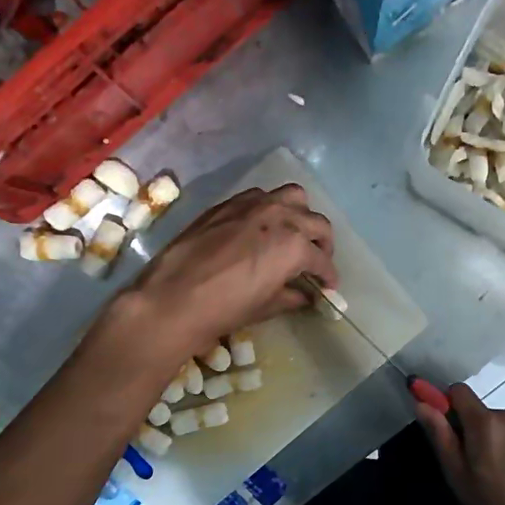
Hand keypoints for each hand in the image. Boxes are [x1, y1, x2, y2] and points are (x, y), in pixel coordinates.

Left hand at [111, 184, 337, 356]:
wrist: (175, 297)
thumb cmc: (228, 307)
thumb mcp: (269, 305)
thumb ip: (294, 295)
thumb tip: (307, 296)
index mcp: (296, 246)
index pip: (323, 261)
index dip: (329, 277)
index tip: (328, 287)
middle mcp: (281, 217)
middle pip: (317, 223)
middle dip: (323, 244)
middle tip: (317, 261)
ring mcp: (254, 205)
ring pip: (294, 197)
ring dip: (302, 215)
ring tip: (295, 234)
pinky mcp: (230, 203)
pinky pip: (263, 196)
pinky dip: (272, 209)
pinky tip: (263, 228)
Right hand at [415, 383, 504, 504]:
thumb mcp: (460, 477)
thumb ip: (441, 437)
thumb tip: (421, 403)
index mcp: (486, 421)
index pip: (459, 392)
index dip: (447, 406)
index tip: (447, 431)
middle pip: (482, 414)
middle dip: (475, 434)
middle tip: (476, 471)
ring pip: (503, 428)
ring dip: (496, 444)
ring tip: (501, 480)